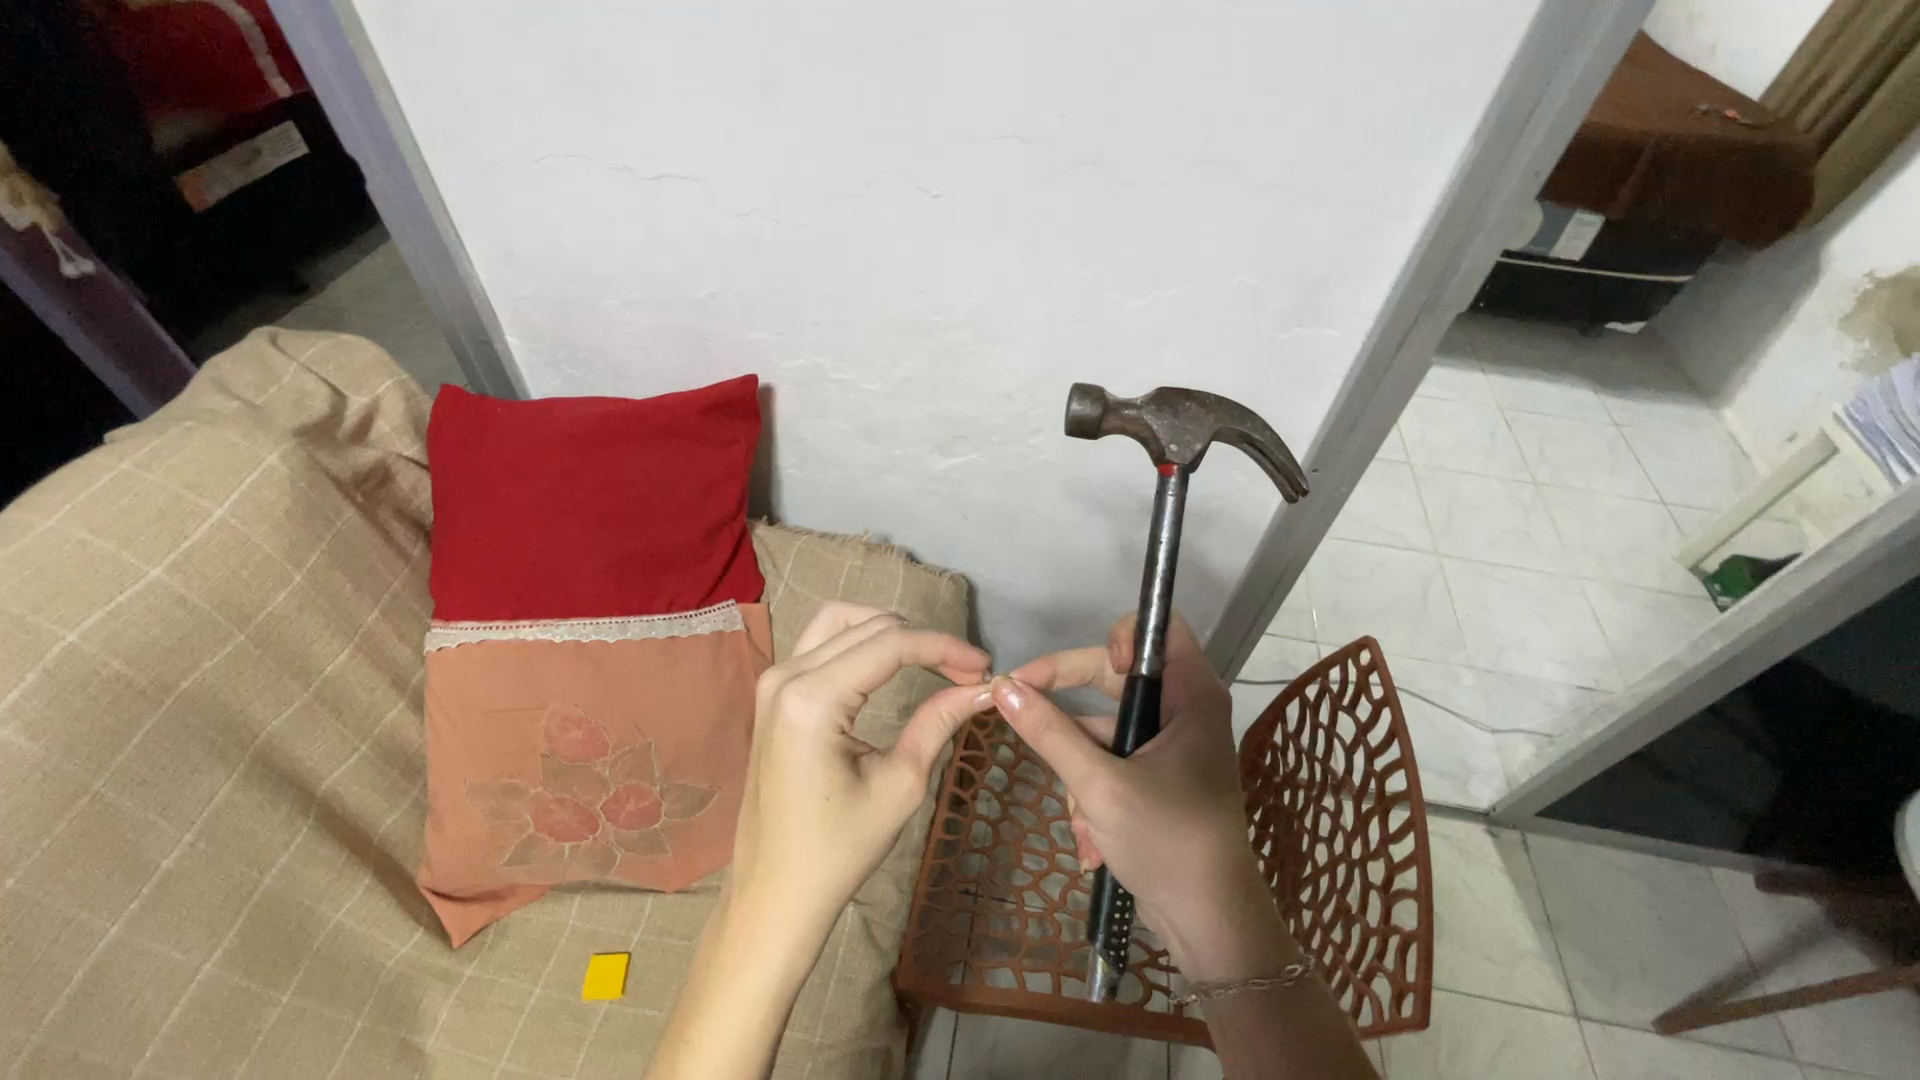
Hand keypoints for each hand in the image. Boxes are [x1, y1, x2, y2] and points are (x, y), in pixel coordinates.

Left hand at [650, 602, 988, 1079]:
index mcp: (812, 699)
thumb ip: (939, 722)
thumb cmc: (838, 850)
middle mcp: (785, 676)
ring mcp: (772, 680)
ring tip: (933, 662)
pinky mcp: (773, 693)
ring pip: (841, 620)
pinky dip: (861, 641)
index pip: (891, 644)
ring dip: (891, 632)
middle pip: (869, 625)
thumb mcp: (900, 785)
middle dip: (924, 641)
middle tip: (966, 674)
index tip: (984, 666)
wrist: (776, 891)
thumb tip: (985, 688)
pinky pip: (821, 642)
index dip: (944, 647)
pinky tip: (892, 664)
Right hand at [993, 613, 1297, 982]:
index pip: (1159, 630)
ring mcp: (1170, 747)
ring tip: (1080, 818)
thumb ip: (1049, 732)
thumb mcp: (1100, 785)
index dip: (1118, 637)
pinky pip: (1112, 762)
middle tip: (1019, 706)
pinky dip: (1094, 792)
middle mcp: (1184, 711)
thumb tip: (1003, 687)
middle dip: (1070, 713)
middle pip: (1115, 679)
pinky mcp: (1158, 778)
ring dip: (1079, 769)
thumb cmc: (1168, 841)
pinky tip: (1091, 839)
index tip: (1082, 671)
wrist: (1210, 923)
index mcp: (1190, 696)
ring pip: (1106, 729)